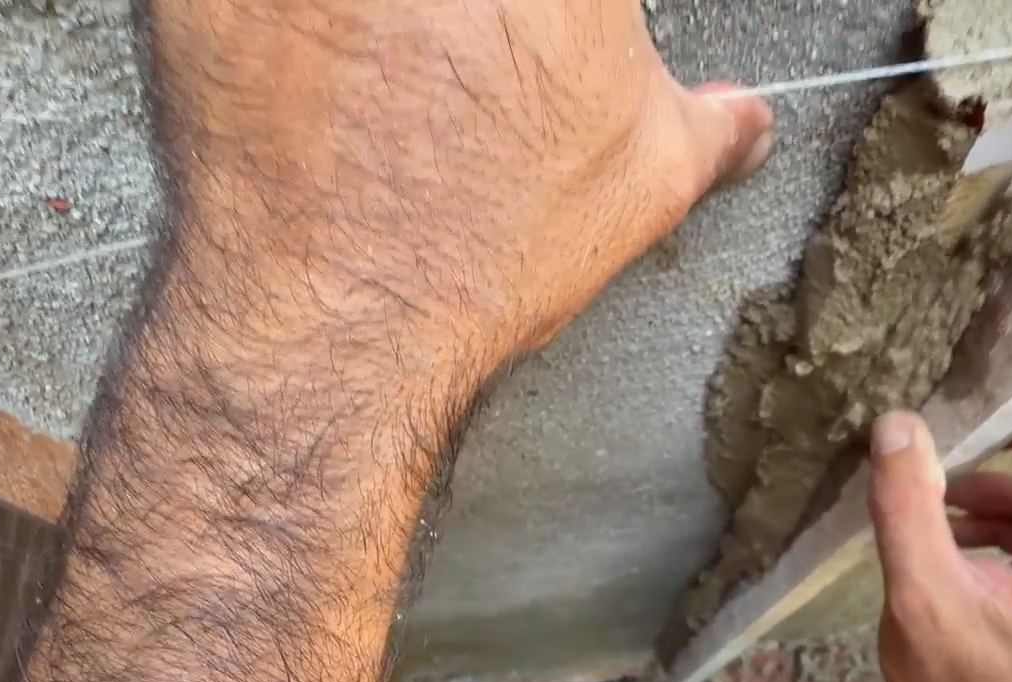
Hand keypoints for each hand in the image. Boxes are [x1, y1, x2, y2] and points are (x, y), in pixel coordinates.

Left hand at [141, 0, 772, 397]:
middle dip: (472, 35)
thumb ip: (708, 128)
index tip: (536, 67)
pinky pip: (264, 0)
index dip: (551, 35)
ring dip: (384, 33)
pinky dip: (290, 26)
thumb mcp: (645, 185)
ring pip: (379, 5)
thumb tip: (747, 123)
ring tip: (389, 90)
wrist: (352, 320)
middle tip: (456, 80)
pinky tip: (319, 79)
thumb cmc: (498, 244)